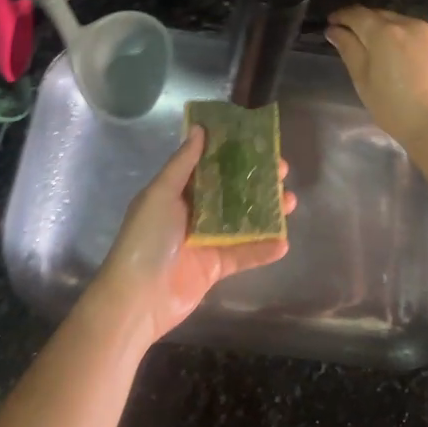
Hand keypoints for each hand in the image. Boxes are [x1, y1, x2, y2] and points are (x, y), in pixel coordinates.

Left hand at [89, 128, 296, 343]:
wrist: (137, 298)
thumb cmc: (146, 239)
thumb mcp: (161, 194)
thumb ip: (183, 163)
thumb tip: (198, 128)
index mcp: (177, 191)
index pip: (210, 166)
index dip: (234, 154)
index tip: (260, 144)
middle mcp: (193, 212)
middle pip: (231, 192)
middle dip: (257, 181)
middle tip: (283, 172)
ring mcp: (206, 240)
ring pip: (242, 221)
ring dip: (267, 212)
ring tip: (290, 201)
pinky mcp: (216, 267)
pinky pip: (243, 254)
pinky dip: (263, 249)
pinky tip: (283, 242)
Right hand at [326, 6, 427, 149]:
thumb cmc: (394, 108)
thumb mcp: (363, 80)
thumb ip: (349, 49)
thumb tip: (334, 30)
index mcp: (385, 32)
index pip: (357, 14)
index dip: (341, 16)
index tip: (331, 24)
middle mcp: (408, 24)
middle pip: (379, 15)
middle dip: (362, 22)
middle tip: (349, 37)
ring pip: (399, 22)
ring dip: (383, 29)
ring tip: (374, 48)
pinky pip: (415, 33)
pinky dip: (402, 37)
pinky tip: (399, 55)